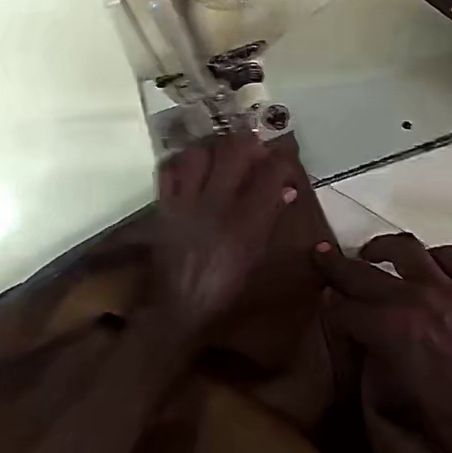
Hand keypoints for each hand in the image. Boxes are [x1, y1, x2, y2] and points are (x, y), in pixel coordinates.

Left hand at [151, 132, 301, 339]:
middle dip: (250, 143)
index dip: (282, 158)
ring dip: (214, 149)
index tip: (286, 157)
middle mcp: (216, 204)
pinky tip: (192, 169)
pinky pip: (169, 170)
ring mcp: (186, 202)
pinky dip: (182, 163)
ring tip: (222, 156)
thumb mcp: (258, 259)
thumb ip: (271, 220)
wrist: (178, 309)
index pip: (270, 172)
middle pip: (234, 150)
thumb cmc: (226, 289)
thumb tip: (287, 191)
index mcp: (246, 221)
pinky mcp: (164, 206)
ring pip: (198, 153)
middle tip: (255, 150)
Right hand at [312, 234, 451, 452]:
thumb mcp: (404, 399)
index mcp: (392, 331)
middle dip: (337, 265)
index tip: (323, 306)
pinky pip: (451, 256)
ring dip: (383, 247)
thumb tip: (365, 341)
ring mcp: (450, 288)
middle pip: (365, 273)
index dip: (331, 309)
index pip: (346, 310)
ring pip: (407, 248)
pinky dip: (432, 255)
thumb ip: (379, 360)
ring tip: (372, 253)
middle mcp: (417, 298)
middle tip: (320, 255)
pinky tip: (425, 264)